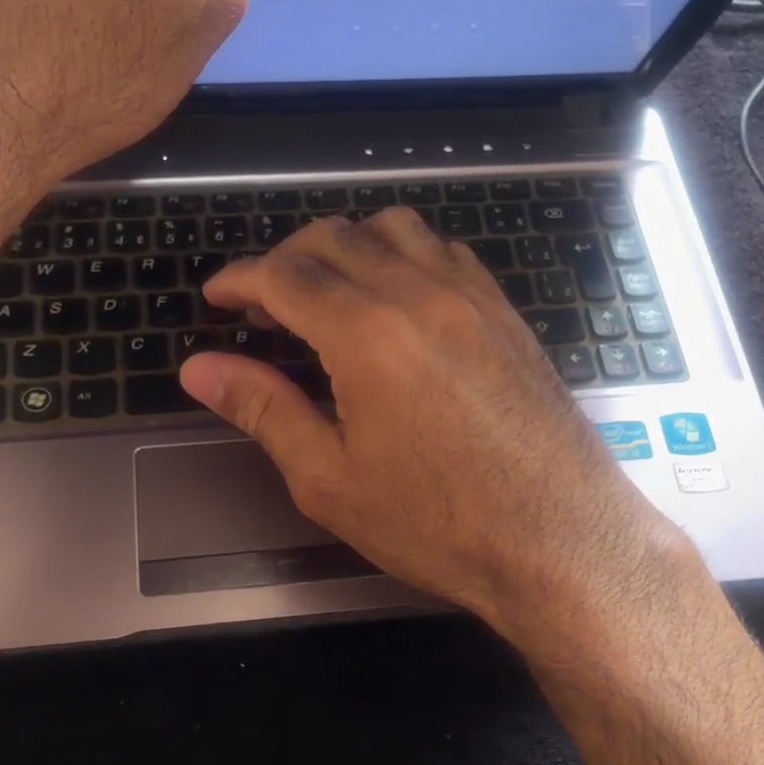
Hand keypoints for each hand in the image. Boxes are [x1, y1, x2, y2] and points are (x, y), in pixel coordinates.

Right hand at [179, 210, 683, 627]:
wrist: (561, 537)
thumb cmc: (439, 522)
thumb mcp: (330, 478)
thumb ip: (263, 408)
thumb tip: (202, 368)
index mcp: (367, 331)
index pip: (284, 275)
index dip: (240, 281)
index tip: (218, 297)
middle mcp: (419, 291)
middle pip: (335, 236)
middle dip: (285, 259)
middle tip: (263, 306)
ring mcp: (470, 294)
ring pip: (394, 227)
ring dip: (348, 244)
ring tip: (328, 291)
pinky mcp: (503, 309)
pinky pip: (445, 250)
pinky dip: (405, 253)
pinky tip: (398, 298)